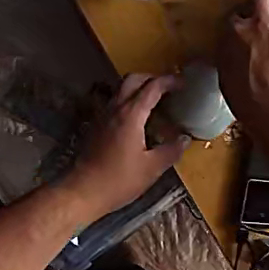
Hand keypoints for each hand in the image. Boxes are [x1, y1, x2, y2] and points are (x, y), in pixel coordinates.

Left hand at [60, 73, 188, 219]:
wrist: (83, 191)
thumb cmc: (119, 180)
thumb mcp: (152, 168)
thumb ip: (171, 150)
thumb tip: (185, 139)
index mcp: (131, 115)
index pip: (152, 87)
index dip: (170, 81)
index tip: (184, 84)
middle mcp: (115, 109)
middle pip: (133, 79)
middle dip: (152, 78)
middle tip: (169, 88)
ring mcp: (103, 116)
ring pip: (121, 89)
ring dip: (139, 88)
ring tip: (156, 101)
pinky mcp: (96, 125)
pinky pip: (115, 102)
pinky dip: (129, 100)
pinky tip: (138, 118)